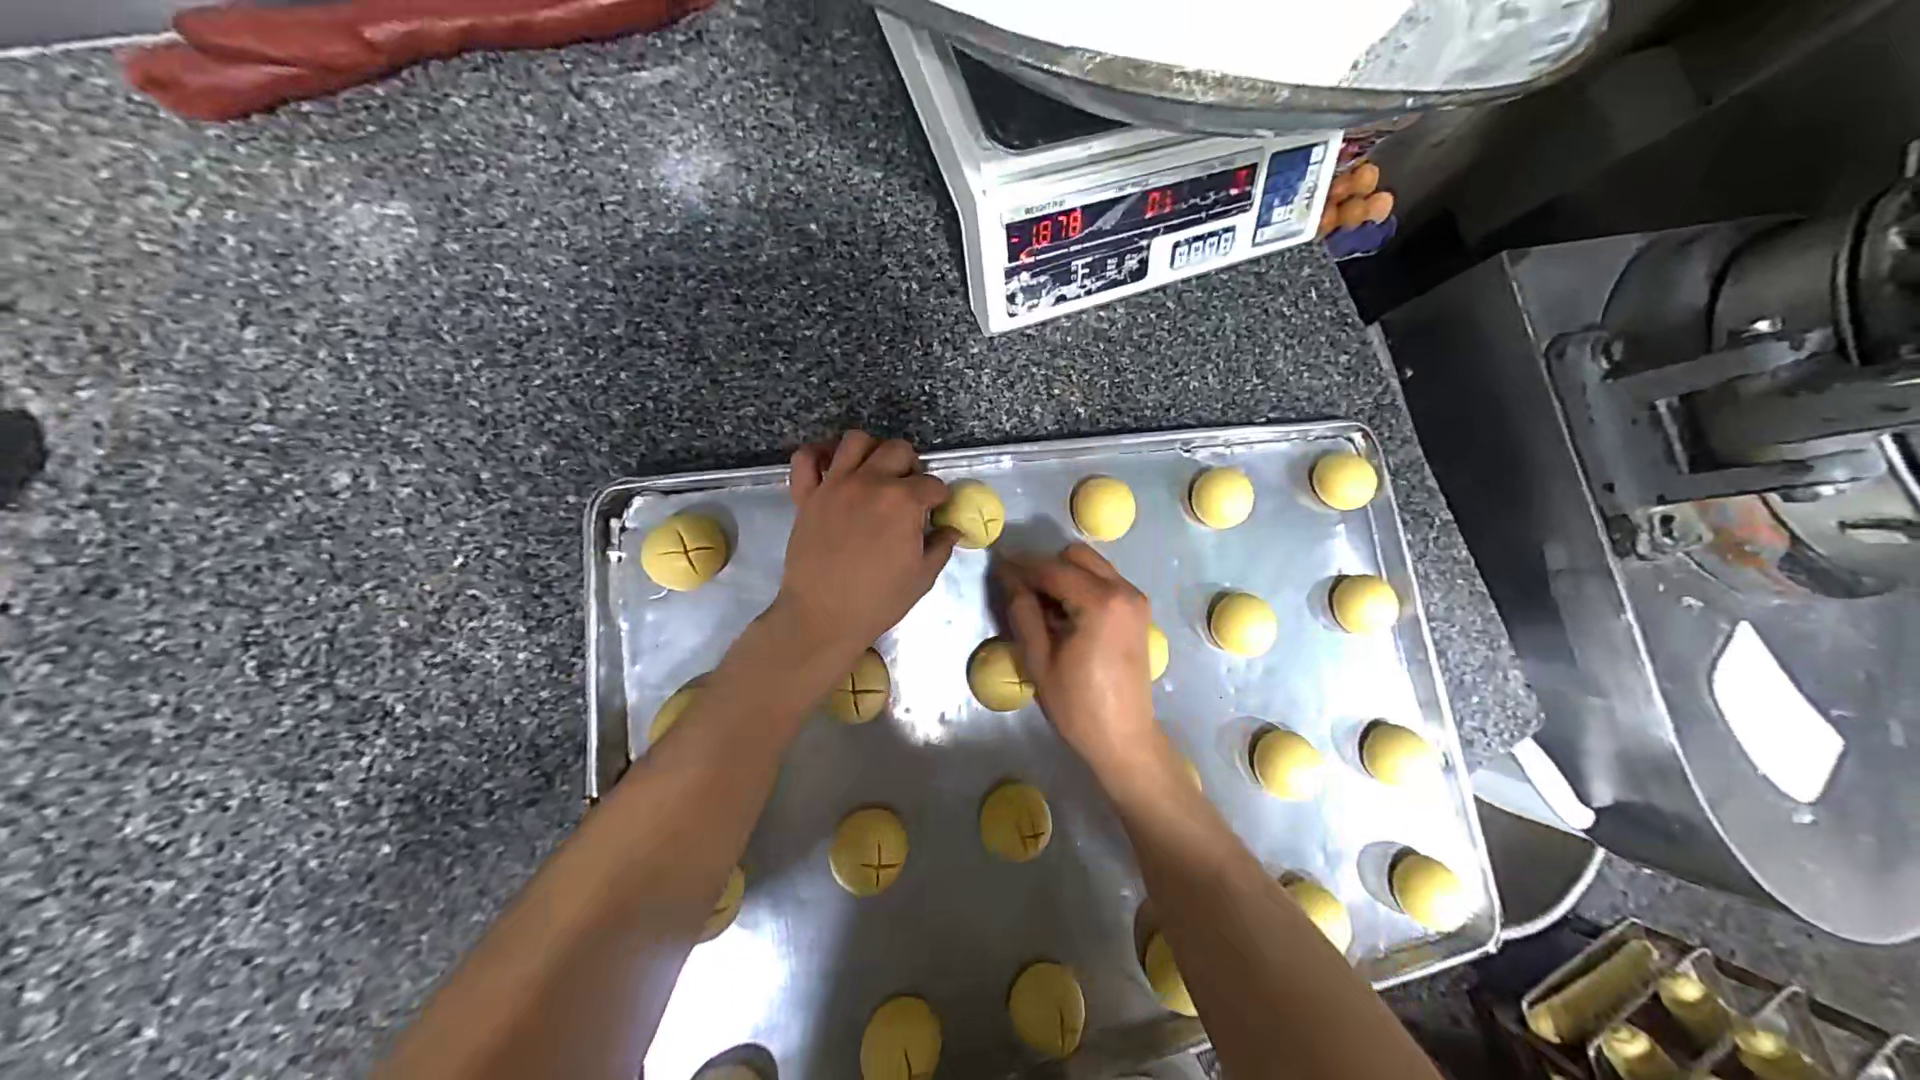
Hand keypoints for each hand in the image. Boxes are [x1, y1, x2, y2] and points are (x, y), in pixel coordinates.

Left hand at [774, 431, 957, 657]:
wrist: (823, 616)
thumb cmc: (878, 600)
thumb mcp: (922, 577)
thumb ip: (940, 546)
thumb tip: (952, 530)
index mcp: (903, 501)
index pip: (932, 483)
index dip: (939, 497)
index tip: (936, 510)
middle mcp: (870, 482)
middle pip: (898, 450)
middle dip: (911, 466)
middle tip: (909, 489)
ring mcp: (835, 485)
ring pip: (856, 441)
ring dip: (871, 450)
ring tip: (875, 472)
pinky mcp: (807, 495)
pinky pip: (806, 459)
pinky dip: (818, 455)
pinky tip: (832, 468)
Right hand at [1000, 544, 1161, 775]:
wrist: (1123, 737)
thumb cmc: (1077, 705)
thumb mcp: (1039, 658)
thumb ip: (1023, 610)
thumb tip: (1008, 576)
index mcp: (1101, 602)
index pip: (1052, 568)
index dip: (1021, 567)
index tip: (997, 569)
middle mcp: (1124, 590)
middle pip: (1075, 556)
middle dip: (1045, 567)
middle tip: (1021, 593)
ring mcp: (1135, 599)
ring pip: (1091, 565)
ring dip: (1063, 575)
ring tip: (1042, 607)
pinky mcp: (1137, 611)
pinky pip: (1104, 581)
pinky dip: (1081, 586)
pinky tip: (1065, 615)